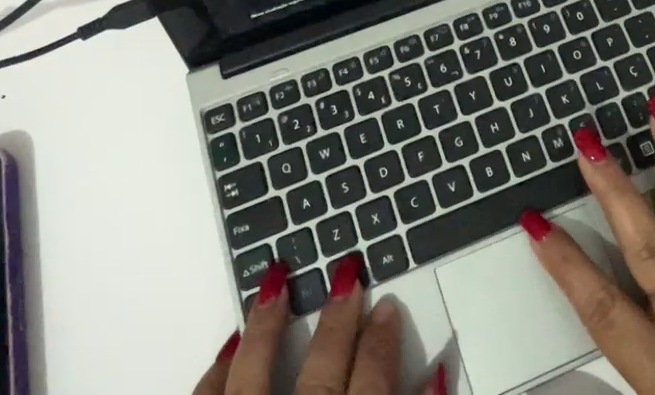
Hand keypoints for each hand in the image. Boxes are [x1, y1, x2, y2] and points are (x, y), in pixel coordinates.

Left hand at [192, 255, 446, 394]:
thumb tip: (438, 372)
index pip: (371, 385)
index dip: (382, 344)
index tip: (388, 308)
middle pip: (321, 373)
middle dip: (336, 320)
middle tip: (346, 271)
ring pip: (253, 376)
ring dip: (266, 326)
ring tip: (276, 278)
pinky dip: (216, 372)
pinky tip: (228, 340)